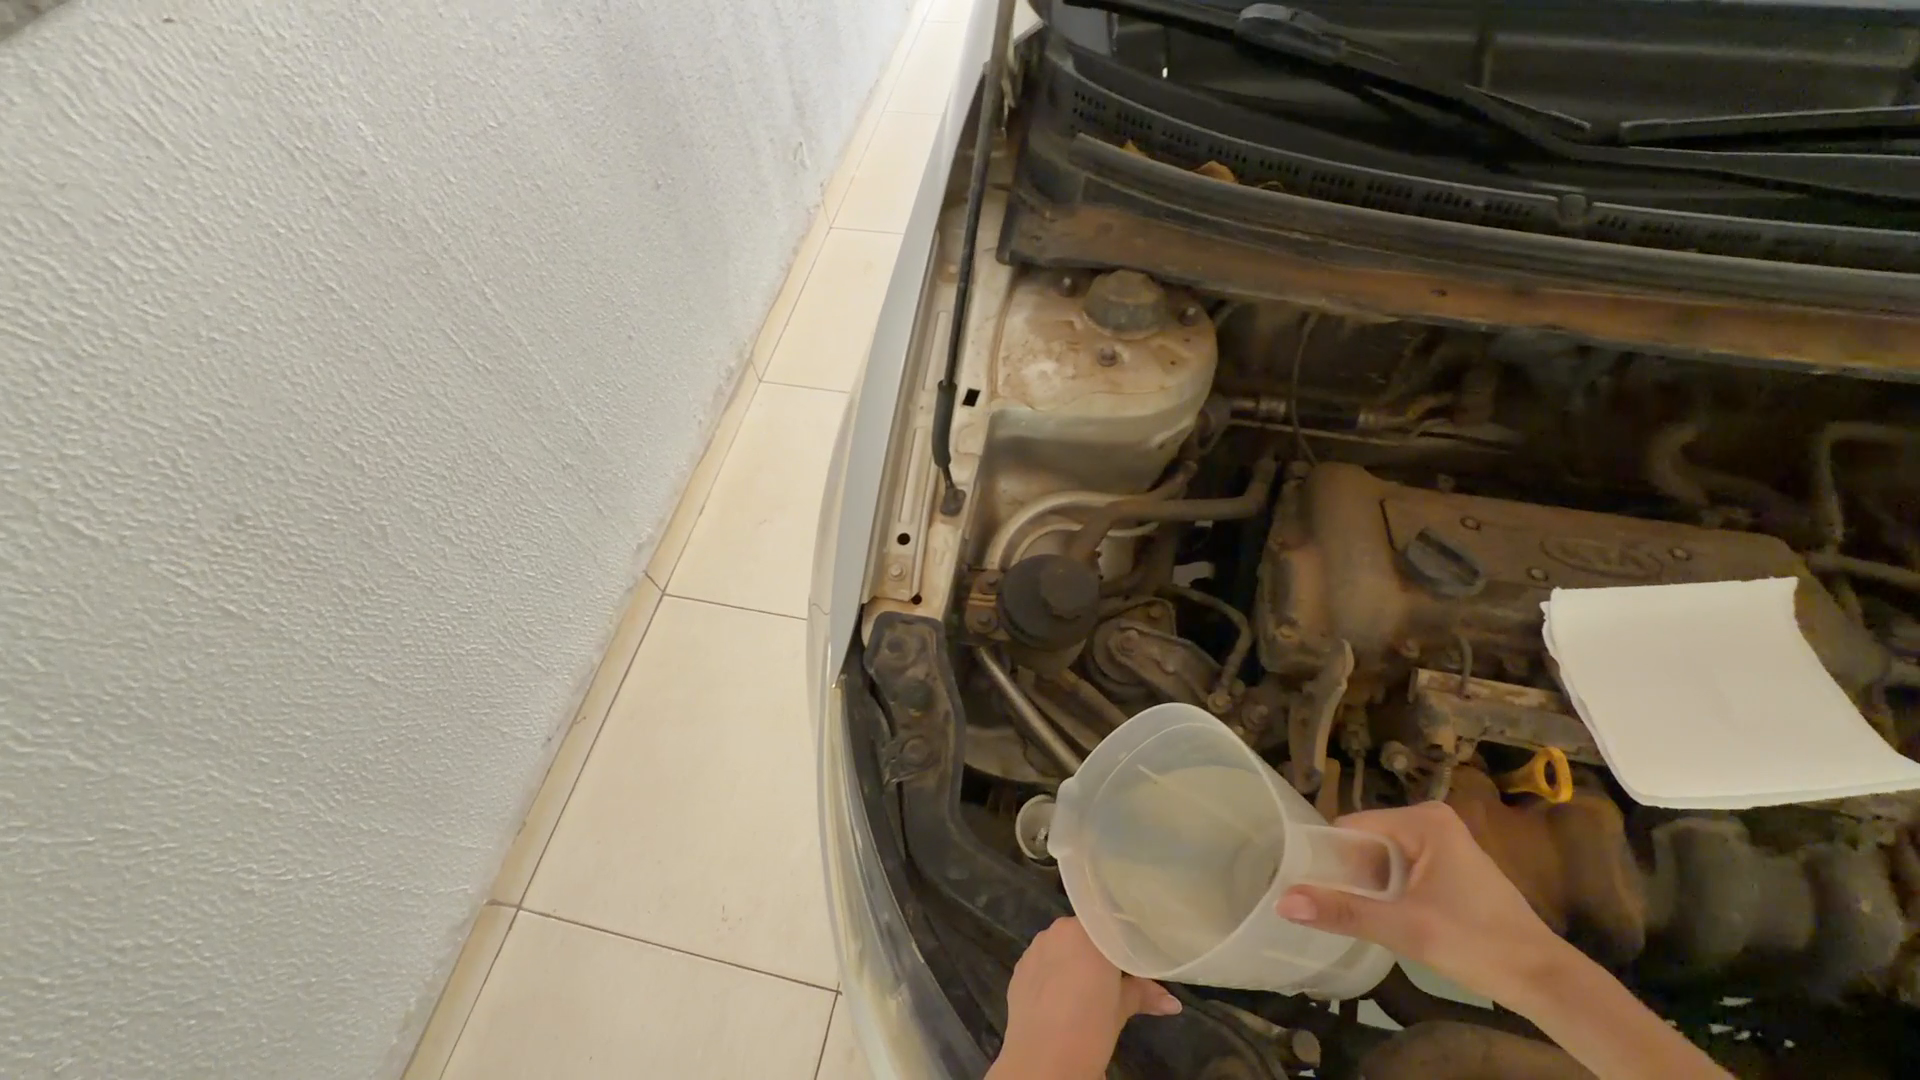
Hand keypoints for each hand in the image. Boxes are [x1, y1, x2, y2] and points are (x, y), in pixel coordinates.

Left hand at [987, 917, 1181, 1079]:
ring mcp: (1035, 949)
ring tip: (1088, 989)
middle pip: (1084, 933)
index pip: (1109, 925)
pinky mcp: (1019, 969)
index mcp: (1086, 932)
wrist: (1042, 1061)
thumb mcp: (1121, 1009)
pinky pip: (1042, 963)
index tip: (1133, 955)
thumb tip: (1173, 1002)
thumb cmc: (1089, 1027)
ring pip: (1061, 946)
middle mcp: (1058, 931)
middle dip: (1098, 952)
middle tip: (1115, 975)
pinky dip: (1053, 974)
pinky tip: (1061, 998)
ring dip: (1074, 961)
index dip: (1122, 940)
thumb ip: (1143, 994)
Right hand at [1274, 801, 1574, 1005]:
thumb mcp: (1403, 928)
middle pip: (1365, 843)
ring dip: (1367, 887)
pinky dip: (1388, 893)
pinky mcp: (1450, 868)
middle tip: (1330, 908)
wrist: (1545, 979)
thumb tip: (1282, 902)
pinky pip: (1401, 871)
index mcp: (1423, 820)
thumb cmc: (1476, 943)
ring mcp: (1443, 844)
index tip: (1308, 888)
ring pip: (1382, 860)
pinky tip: (1385, 919)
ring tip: (1351, 916)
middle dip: (1347, 875)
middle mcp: (1431, 821)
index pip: (1351, 828)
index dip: (1327, 858)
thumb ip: (1342, 911)